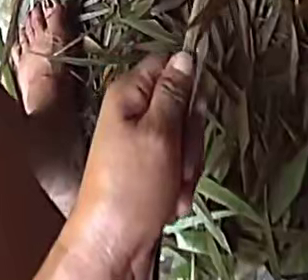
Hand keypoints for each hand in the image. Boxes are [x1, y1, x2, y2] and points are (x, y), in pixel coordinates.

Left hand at [57, 52, 199, 277]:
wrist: (112, 250)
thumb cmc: (131, 188)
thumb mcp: (159, 133)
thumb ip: (175, 93)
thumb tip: (186, 56)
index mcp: (128, 92)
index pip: (166, 64)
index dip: (187, 82)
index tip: (195, 106)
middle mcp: (132, 111)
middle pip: (180, 103)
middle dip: (189, 135)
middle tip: (179, 157)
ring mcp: (140, 141)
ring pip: (183, 136)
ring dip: (187, 164)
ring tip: (172, 184)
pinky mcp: (147, 168)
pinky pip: (177, 163)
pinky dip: (180, 182)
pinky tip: (170, 200)